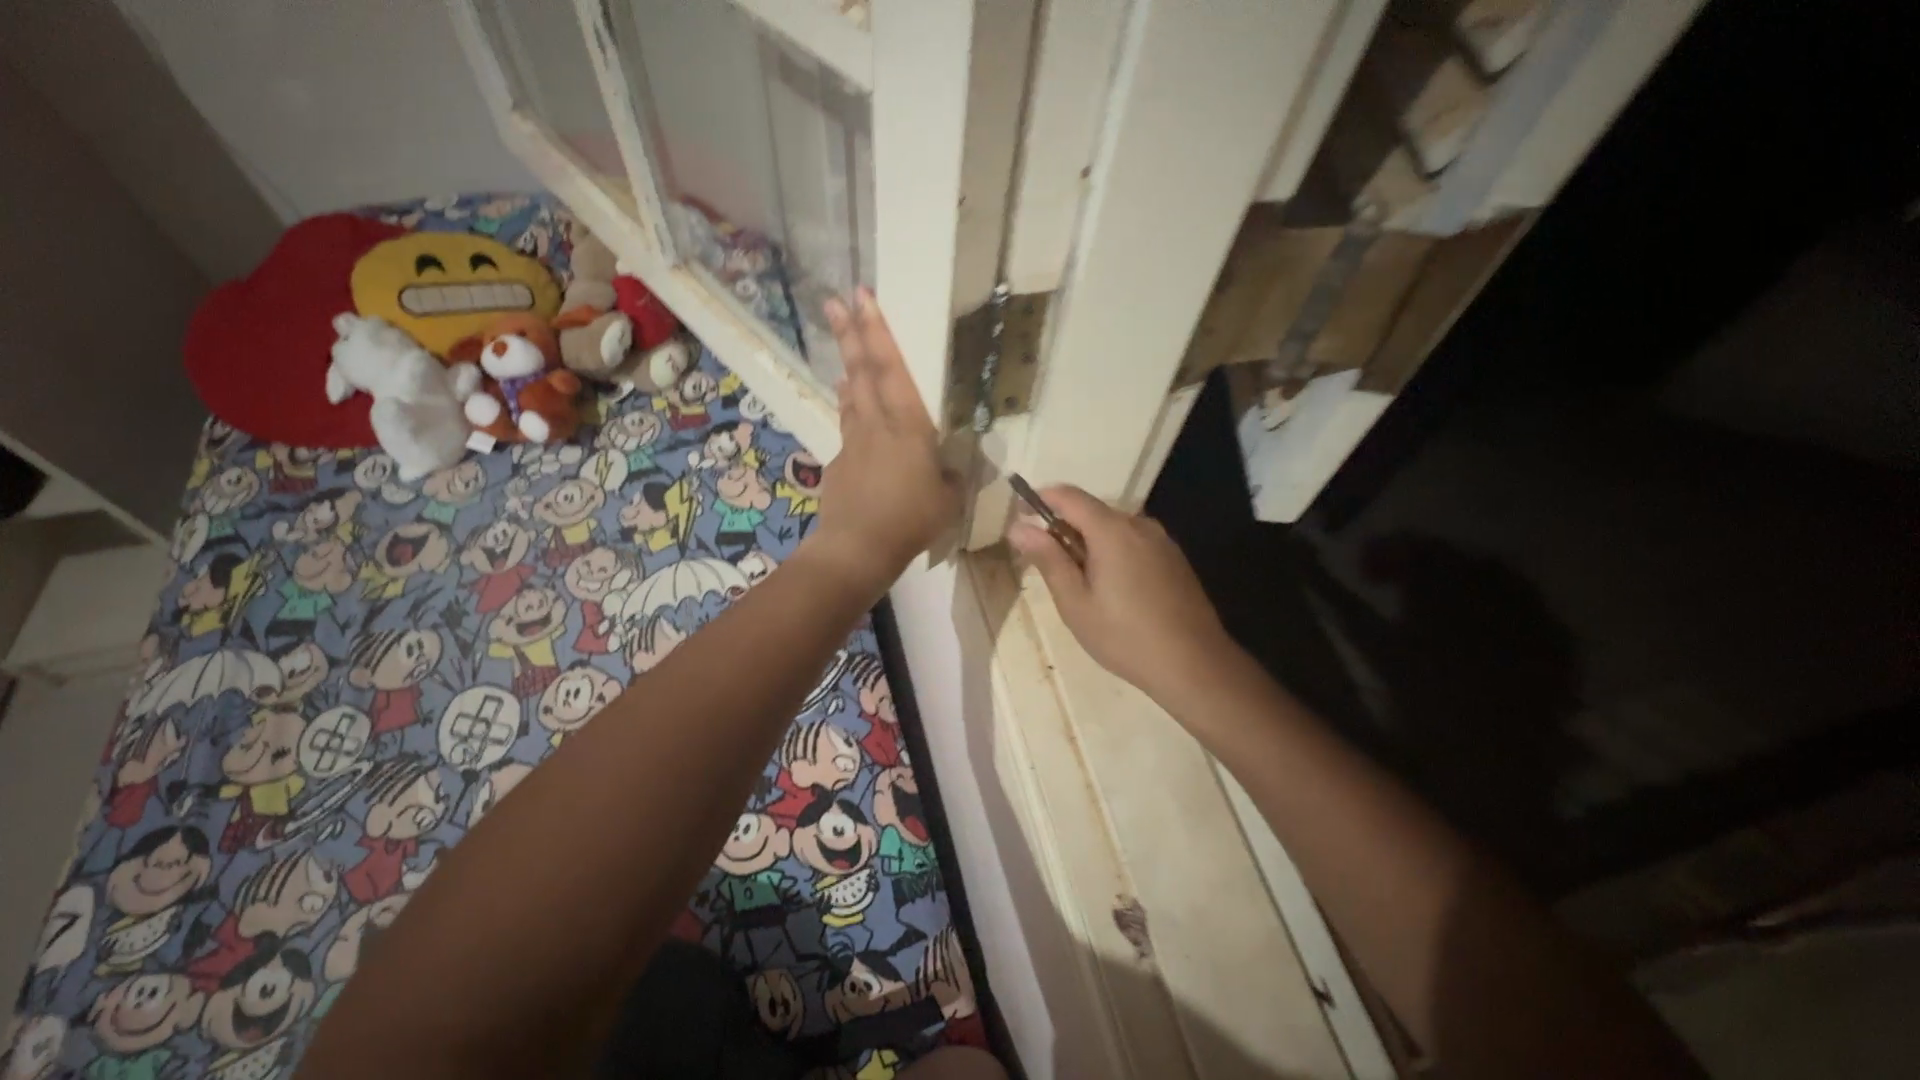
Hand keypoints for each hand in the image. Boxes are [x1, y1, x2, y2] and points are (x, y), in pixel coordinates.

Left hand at [809, 289, 961, 588]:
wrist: (858, 548)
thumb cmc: (911, 520)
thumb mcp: (949, 499)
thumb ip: (953, 476)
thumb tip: (956, 468)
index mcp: (908, 426)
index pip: (891, 368)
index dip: (878, 331)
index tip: (863, 298)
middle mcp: (876, 425)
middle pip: (861, 371)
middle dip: (850, 334)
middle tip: (835, 300)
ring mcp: (853, 443)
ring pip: (851, 397)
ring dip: (848, 370)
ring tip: (845, 356)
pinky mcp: (839, 465)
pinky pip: (847, 428)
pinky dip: (849, 412)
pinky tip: (851, 413)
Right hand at [1008, 486, 1232, 699]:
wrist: (1194, 663)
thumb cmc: (1125, 636)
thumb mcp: (1075, 602)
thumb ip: (1048, 559)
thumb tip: (1019, 527)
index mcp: (1112, 530)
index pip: (1069, 495)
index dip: (1040, 499)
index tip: (1019, 517)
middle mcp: (1139, 525)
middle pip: (1092, 511)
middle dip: (1064, 528)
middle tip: (1045, 565)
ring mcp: (1162, 541)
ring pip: (1114, 529)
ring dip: (1089, 543)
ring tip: (1078, 584)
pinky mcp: (1174, 559)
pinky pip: (1134, 543)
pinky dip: (1113, 553)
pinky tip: (1112, 591)